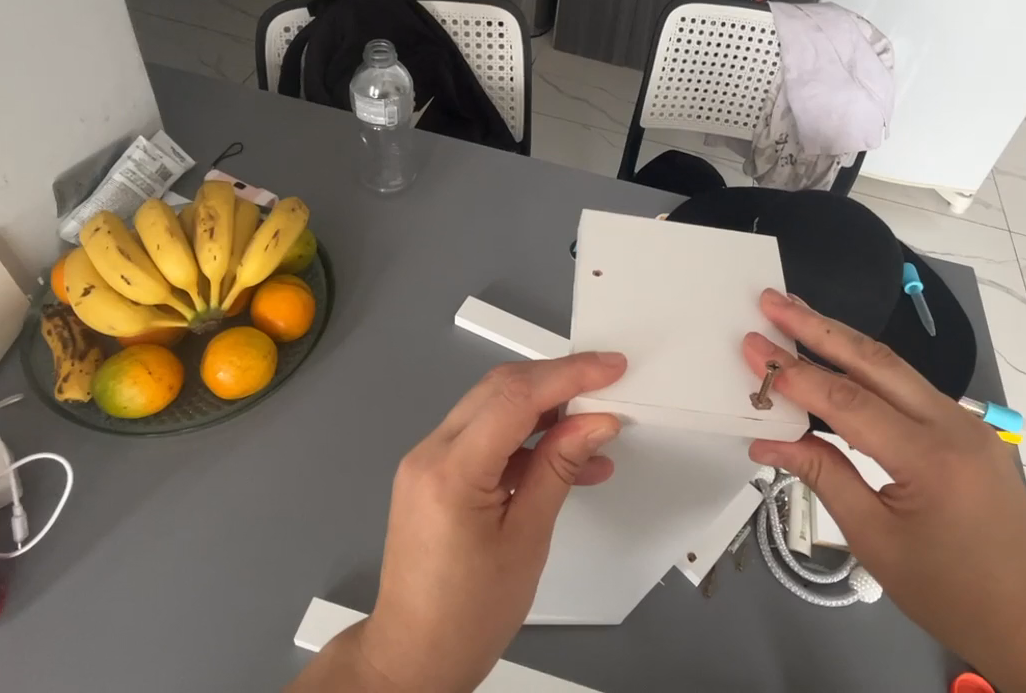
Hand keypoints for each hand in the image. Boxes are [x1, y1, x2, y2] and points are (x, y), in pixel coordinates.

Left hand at [290, 353, 626, 692]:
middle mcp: (430, 453)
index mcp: (451, 471)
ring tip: (594, 426)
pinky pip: (485, 437)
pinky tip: (567, 458)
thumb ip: (560, 468)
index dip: (569, 375)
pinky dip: (526, 439)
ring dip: (545, 408)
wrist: (414, 656)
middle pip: (500, 388)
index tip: (611, 368)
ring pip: (494, 406)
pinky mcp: (435, 473)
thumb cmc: (468, 614)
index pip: (515, 397)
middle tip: (607, 383)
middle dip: (557, 380)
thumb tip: (596, 422)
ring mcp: (428, 460)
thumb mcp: (527, 539)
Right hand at [741, 290, 1025, 678]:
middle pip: (874, 362)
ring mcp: (966, 422)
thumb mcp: (875, 541)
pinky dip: (865, 367)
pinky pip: (909, 386)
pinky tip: (837, 356)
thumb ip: (823, 477)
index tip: (752, 347)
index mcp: (931, 461)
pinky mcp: (968, 428)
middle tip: (772, 300)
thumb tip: (768, 439)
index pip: (847, 402)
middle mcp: (954, 426)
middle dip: (817, 327)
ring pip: (893, 366)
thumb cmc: (950, 593)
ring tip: (796, 314)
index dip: (795, 374)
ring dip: (840, 339)